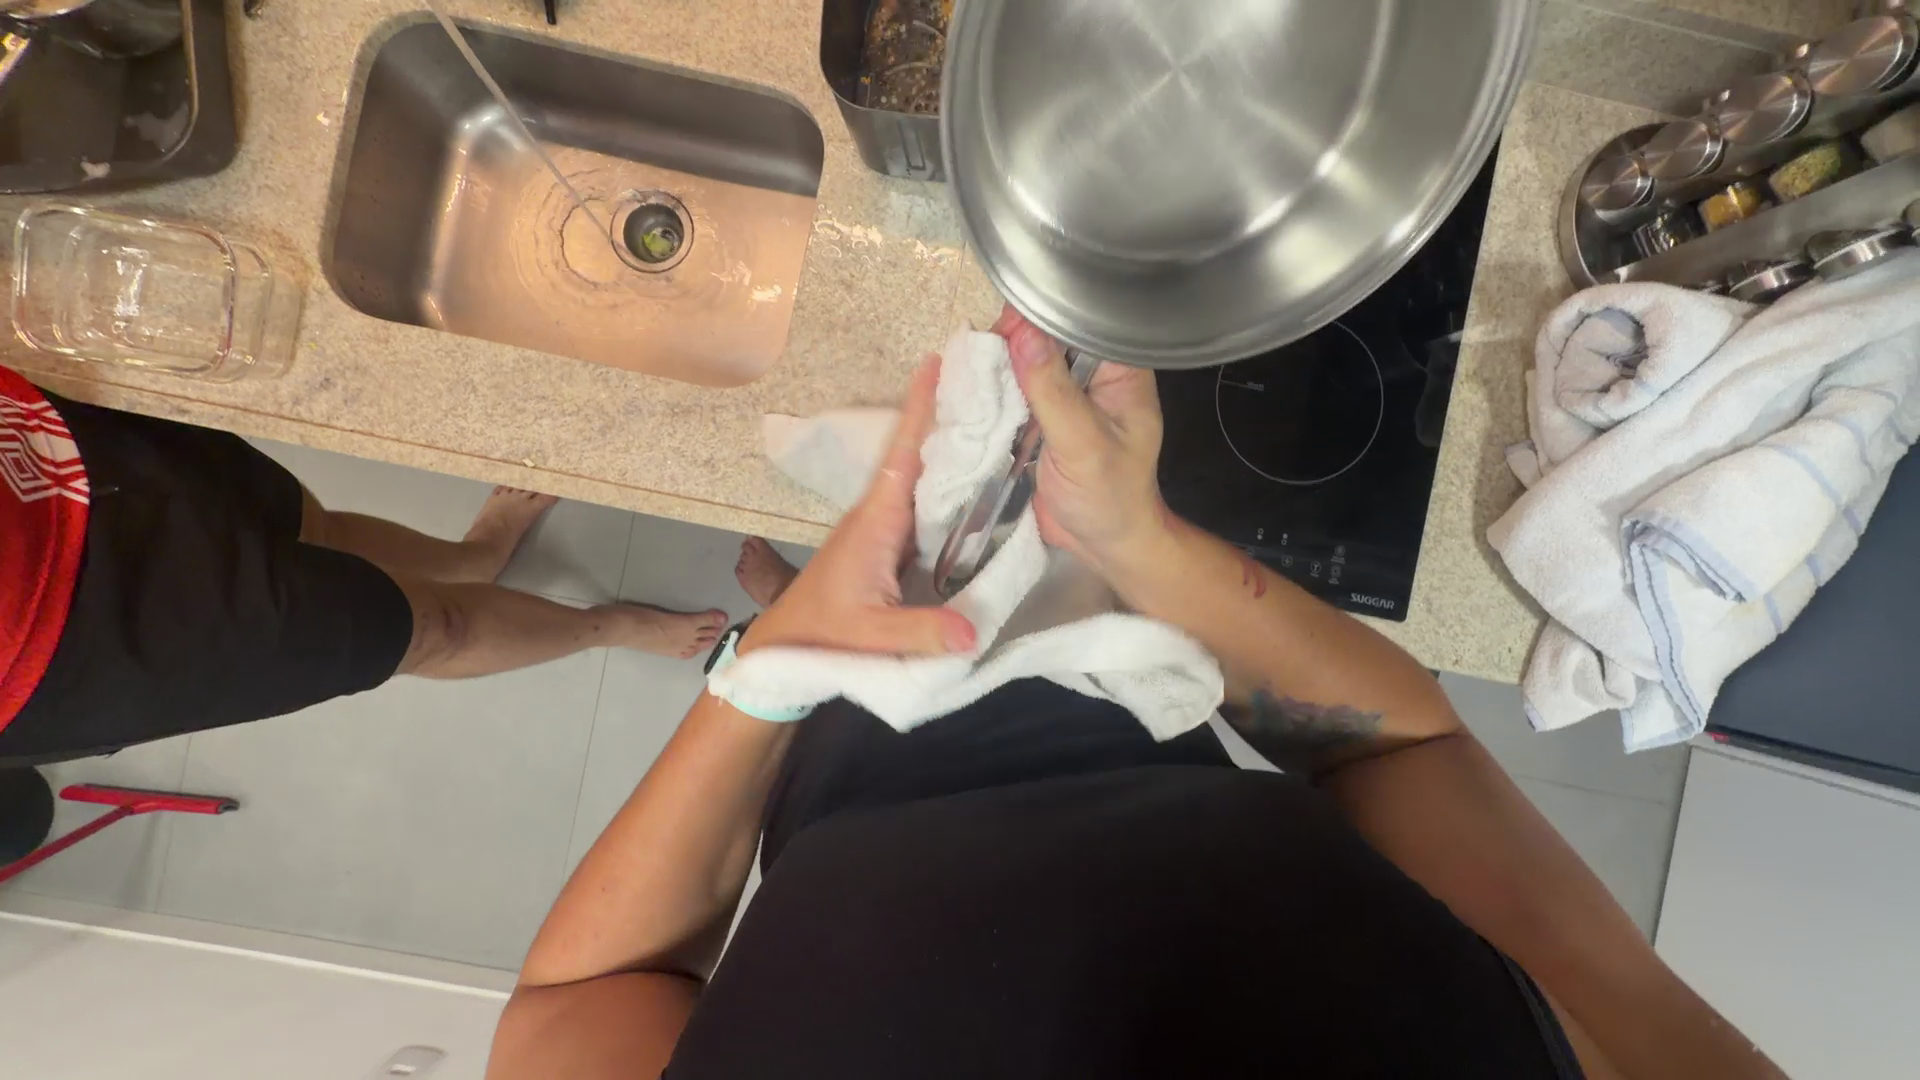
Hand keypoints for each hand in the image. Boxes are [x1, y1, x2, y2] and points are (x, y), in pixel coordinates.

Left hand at [741, 359, 978, 656]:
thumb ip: (921, 632)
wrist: (786, 646)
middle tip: (984, 383)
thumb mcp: (871, 636)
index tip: (936, 364)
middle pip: (915, 455)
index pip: (901, 455)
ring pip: (919, 479)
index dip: (918, 409)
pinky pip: (921, 507)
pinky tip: (972, 485)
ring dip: (946, 448)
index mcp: (875, 524)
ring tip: (988, 420)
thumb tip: (976, 631)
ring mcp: (882, 530)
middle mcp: (879, 516)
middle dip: (944, 416)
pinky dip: (945, 487)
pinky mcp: (887, 546)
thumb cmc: (821, 634)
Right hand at [994, 305, 1172, 572]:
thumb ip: (1053, 391)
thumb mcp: (1083, 444)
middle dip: (1008, 345)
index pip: (1075, 322)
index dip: (1037, 318)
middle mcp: (1090, 374)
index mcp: (1118, 369)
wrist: (1104, 543)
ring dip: (994, 371)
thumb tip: (1022, 335)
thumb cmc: (1109, 497)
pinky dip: (991, 395)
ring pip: (1021, 363)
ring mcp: (1062, 395)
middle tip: (980, 365)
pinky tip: (973, 399)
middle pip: (1042, 336)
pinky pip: (1011, 392)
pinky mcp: (1039, 416)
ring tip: (971, 384)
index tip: (1001, 333)